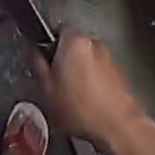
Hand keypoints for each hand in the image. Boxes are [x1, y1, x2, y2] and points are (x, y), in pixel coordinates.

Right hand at [35, 33, 150, 148]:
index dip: (47, 46)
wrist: (117, 124)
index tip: (44, 61)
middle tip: (55, 82)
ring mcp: (108, 56)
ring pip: (87, 58)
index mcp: (74, 41)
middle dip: (64, 59)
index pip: (56, 30)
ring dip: (80, 70)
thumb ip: (38, 65)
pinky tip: (88, 100)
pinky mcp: (119, 71)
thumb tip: (35, 53)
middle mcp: (93, 43)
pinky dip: (94, 79)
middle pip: (72, 45)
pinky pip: (100, 70)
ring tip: (73, 95)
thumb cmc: (79, 107)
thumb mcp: (46, 89)